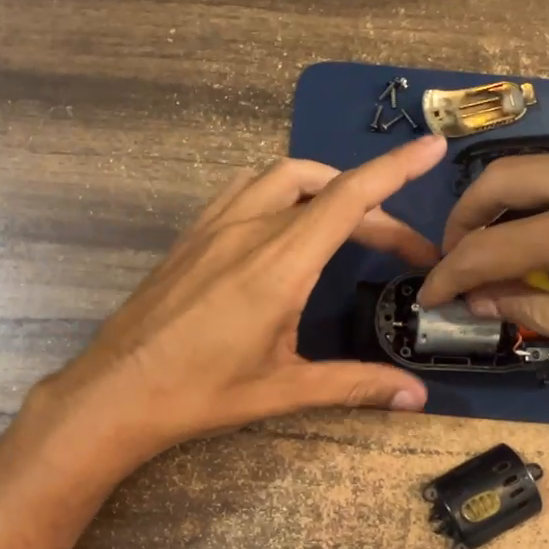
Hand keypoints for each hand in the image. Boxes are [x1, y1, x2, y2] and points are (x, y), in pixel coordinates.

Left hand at [34, 134, 447, 464]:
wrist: (116, 392)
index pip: (349, 197)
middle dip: (372, 204)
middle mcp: (248, 229)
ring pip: (279, 176)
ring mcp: (214, 226)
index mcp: (280, 263)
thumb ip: (355, 385)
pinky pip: (243, 190)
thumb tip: (417, 399)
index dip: (395, 169)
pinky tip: (283, 224)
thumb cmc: (201, 393)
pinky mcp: (191, 235)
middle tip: (401, 247)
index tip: (432, 149)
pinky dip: (279, 191)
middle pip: (323, 187)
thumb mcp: (284, 390)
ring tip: (347, 218)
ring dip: (323, 184)